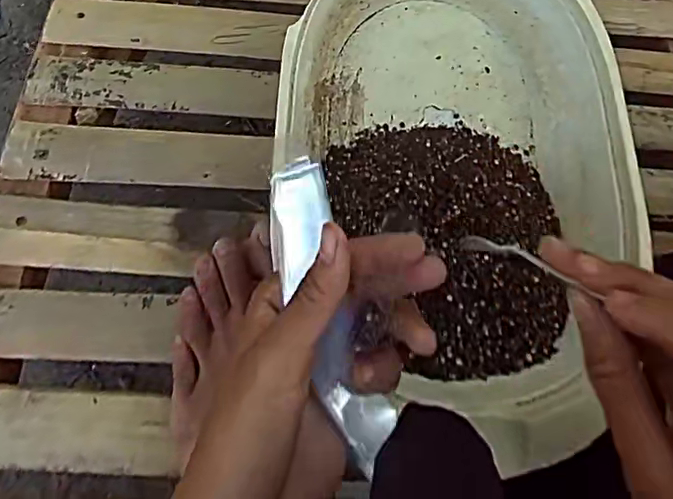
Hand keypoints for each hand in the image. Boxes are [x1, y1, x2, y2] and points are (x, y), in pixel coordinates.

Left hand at [174, 224, 444, 498]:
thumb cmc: (240, 437)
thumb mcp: (278, 357)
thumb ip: (312, 297)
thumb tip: (334, 237)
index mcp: (280, 307)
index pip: (336, 263)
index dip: (376, 251)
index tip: (412, 247)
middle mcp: (305, 327)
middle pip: (361, 288)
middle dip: (398, 279)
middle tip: (432, 272)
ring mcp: (325, 360)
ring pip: (375, 324)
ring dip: (399, 328)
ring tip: (418, 341)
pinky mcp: (342, 393)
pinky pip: (378, 364)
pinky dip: (385, 366)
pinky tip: (373, 381)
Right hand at [540, 237, 672, 498]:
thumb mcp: (661, 491)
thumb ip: (625, 395)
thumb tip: (588, 311)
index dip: (662, 314)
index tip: (602, 295)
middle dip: (636, 287)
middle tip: (570, 258)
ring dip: (637, 295)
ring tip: (580, 269)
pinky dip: (650, 325)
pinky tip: (611, 301)